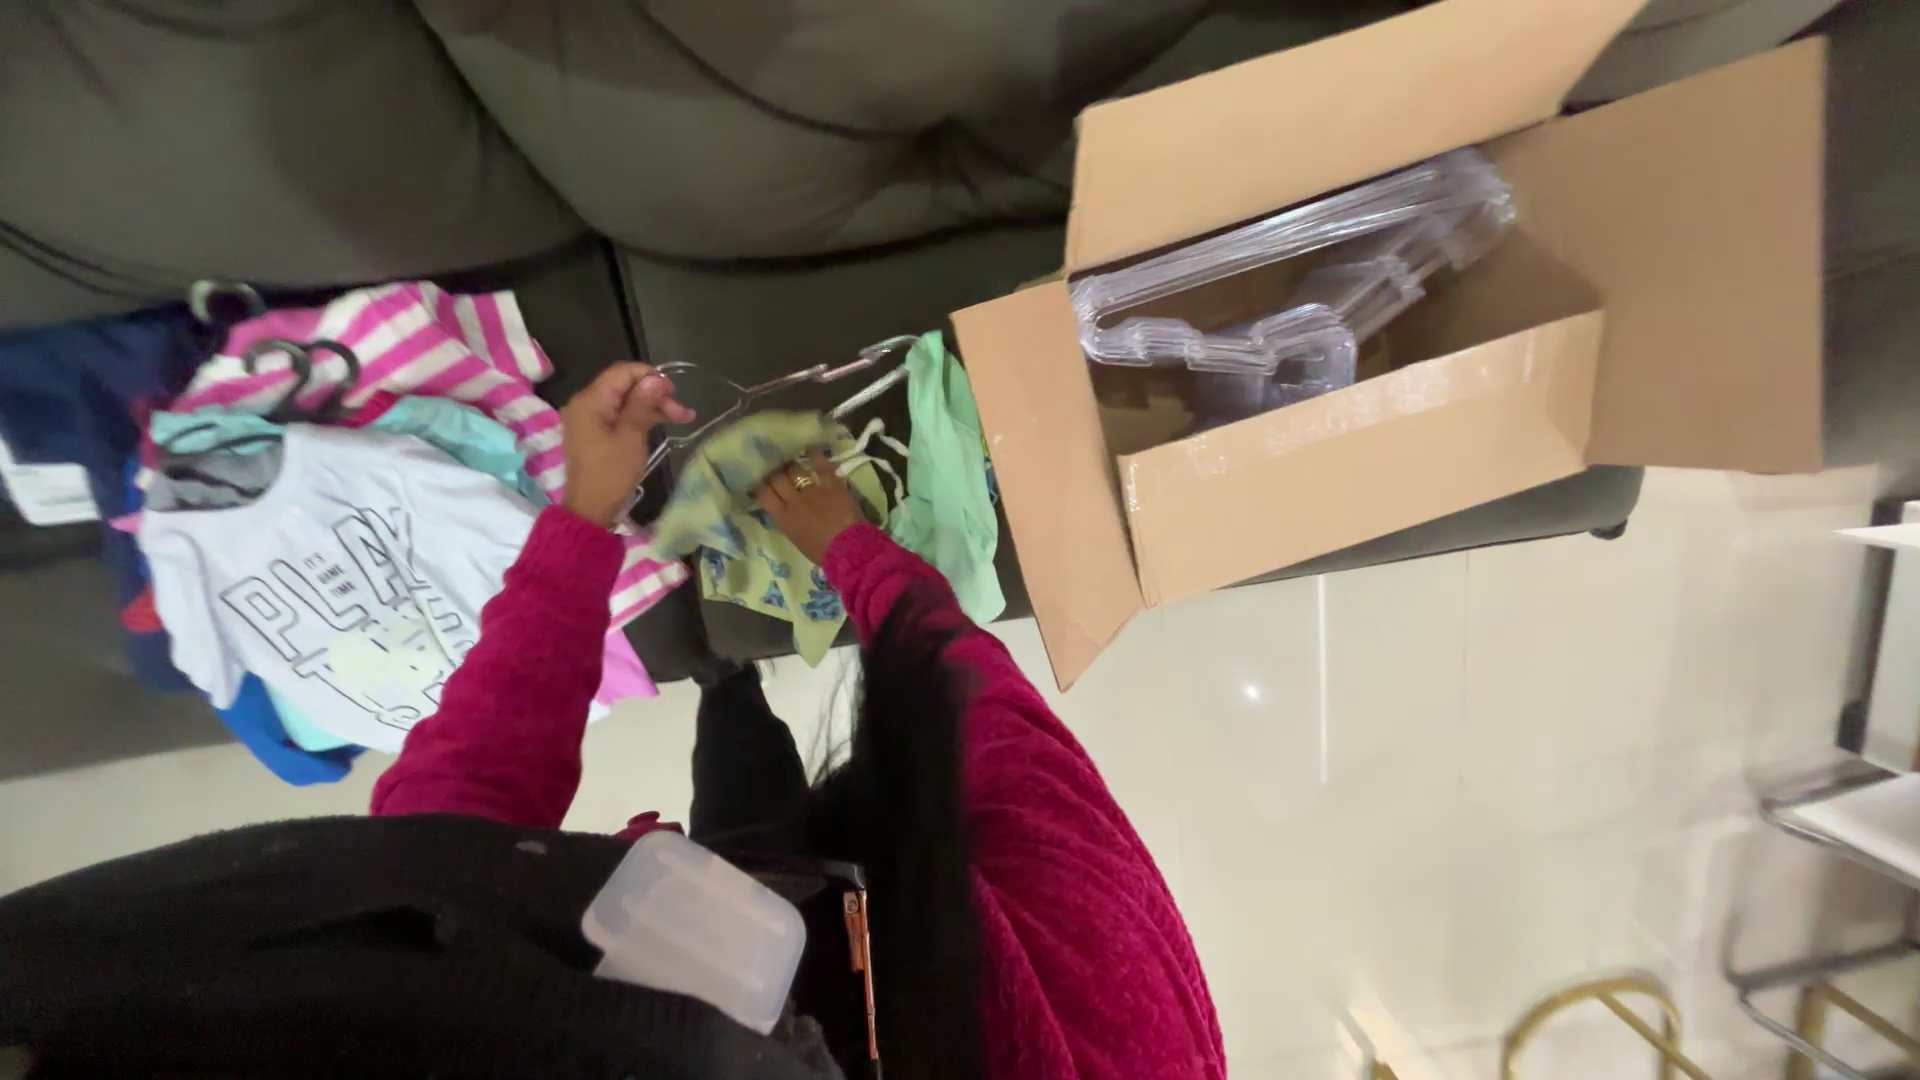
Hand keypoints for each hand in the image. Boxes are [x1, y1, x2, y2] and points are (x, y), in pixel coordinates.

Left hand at [559, 363, 694, 527]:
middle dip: (655, 394)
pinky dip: (641, 417)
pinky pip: (620, 415)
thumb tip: (656, 379)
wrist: (591, 508)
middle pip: (625, 386)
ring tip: (683, 417)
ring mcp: (590, 418)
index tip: (675, 392)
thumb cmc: (612, 473)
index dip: (650, 376)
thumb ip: (642, 404)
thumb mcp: (631, 437)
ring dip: (653, 406)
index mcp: (590, 401)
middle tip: (683, 412)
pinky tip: (664, 423)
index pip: (622, 372)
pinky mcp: (596, 432)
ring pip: (625, 401)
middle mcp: (586, 403)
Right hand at [754, 449, 866, 565]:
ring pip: (795, 469)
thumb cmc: (822, 552)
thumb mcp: (796, 539)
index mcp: (783, 518)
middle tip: (778, 469)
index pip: (763, 494)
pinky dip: (815, 454)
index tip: (764, 481)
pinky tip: (809, 448)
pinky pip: (820, 465)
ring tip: (792, 462)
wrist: (849, 550)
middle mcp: (793, 500)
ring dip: (792, 465)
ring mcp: (812, 490)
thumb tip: (785, 510)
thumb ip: (788, 521)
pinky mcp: (832, 484)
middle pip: (777, 478)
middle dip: (775, 472)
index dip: (762, 485)